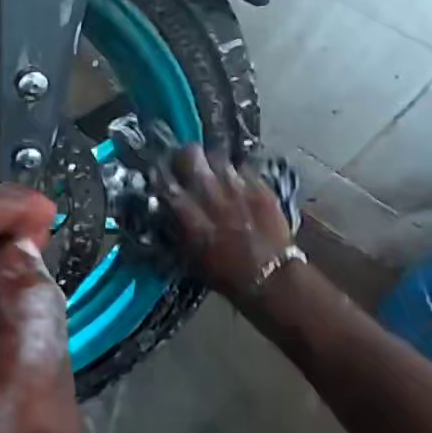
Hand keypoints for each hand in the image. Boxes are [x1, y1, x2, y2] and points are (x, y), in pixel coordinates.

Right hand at [164, 145, 296, 300]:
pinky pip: (242, 166)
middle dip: (186, 155)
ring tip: (215, 172)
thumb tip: (168, 209)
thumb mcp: (188, 254)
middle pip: (190, 154)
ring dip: (212, 162)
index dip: (161, 172)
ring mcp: (235, 185)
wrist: (271, 278)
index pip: (164, 178)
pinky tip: (238, 183)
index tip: (162, 174)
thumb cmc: (225, 274)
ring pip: (217, 155)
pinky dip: (237, 172)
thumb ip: (176, 226)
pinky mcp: (259, 185)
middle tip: (189, 164)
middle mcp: (207, 191)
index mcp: (186, 211)